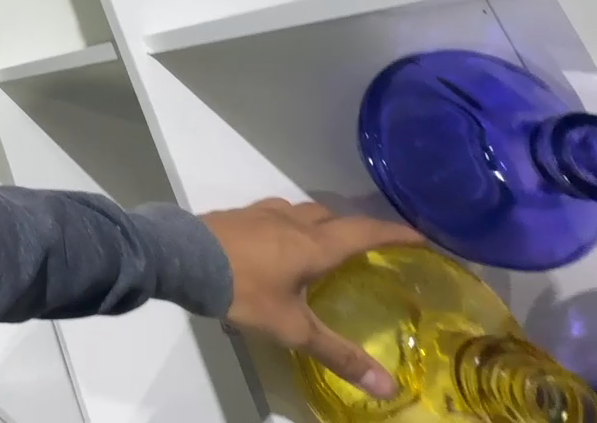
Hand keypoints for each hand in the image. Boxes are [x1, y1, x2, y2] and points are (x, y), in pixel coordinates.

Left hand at [200, 198, 424, 399]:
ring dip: (312, 221)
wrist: (177, 257)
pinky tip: (274, 243)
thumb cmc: (241, 289)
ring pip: (293, 209)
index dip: (392, 233)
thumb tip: (388, 387)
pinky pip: (265, 213)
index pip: (361, 231)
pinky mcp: (228, 216)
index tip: (419, 236)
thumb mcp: (291, 327)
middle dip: (349, 226)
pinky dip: (281, 223)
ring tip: (320, 244)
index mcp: (311, 244)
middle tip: (365, 246)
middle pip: (327, 215)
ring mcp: (253, 213)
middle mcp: (286, 221)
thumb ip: (338, 354)